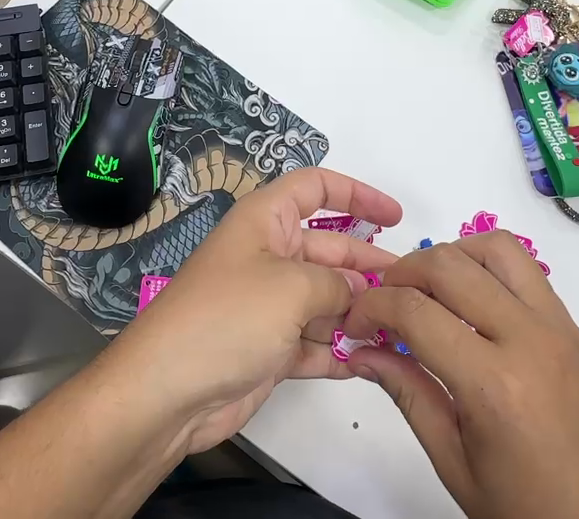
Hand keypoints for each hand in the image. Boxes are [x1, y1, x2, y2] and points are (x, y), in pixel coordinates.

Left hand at [100, 167, 401, 452]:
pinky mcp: (269, 347)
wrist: (169, 390)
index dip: (357, 194)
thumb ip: (338, 283)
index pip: (316, 189)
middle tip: (410, 289)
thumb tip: (359, 293)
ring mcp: (268, 304)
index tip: (397, 216)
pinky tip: (370, 361)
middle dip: (368, 265)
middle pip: (330, 248)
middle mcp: (269, 255)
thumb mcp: (293, 287)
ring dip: (359, 312)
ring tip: (399, 329)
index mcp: (266, 221)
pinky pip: (315, 341)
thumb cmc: (229, 317)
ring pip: (326, 298)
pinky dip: (339, 350)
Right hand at [343, 233, 578, 518]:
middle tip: (382, 305)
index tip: (354, 324)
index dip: (372, 308)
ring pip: (493, 249)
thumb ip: (408, 395)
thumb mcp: (455, 464)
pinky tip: (467, 302)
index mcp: (494, 384)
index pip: (415, 311)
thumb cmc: (529, 510)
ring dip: (449, 257)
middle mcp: (528, 339)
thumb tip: (362, 351)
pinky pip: (525, 270)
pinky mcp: (573, 328)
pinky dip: (486, 266)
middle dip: (401, 274)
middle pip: (449, 265)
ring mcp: (557, 327)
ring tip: (426, 292)